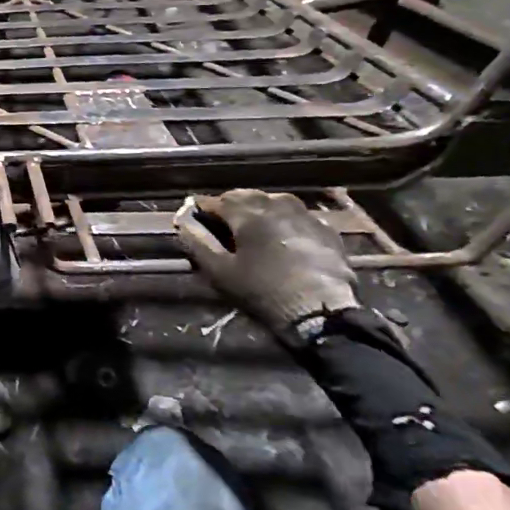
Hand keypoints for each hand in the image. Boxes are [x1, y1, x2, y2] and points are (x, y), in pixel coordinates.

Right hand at [172, 190, 358, 330]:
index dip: (200, 211)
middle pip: (244, 197)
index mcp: (247, 210)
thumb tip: (182, 220)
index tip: (193, 223)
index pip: (214, 200)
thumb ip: (196, 241)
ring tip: (253, 237)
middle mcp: (276, 202)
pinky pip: (297, 219)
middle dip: (230, 210)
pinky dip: (285, 226)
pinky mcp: (327, 230)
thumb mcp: (219, 270)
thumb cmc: (262, 290)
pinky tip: (283, 245)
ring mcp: (305, 214)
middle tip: (223, 233)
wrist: (322, 312)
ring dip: (258, 215)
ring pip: (272, 204)